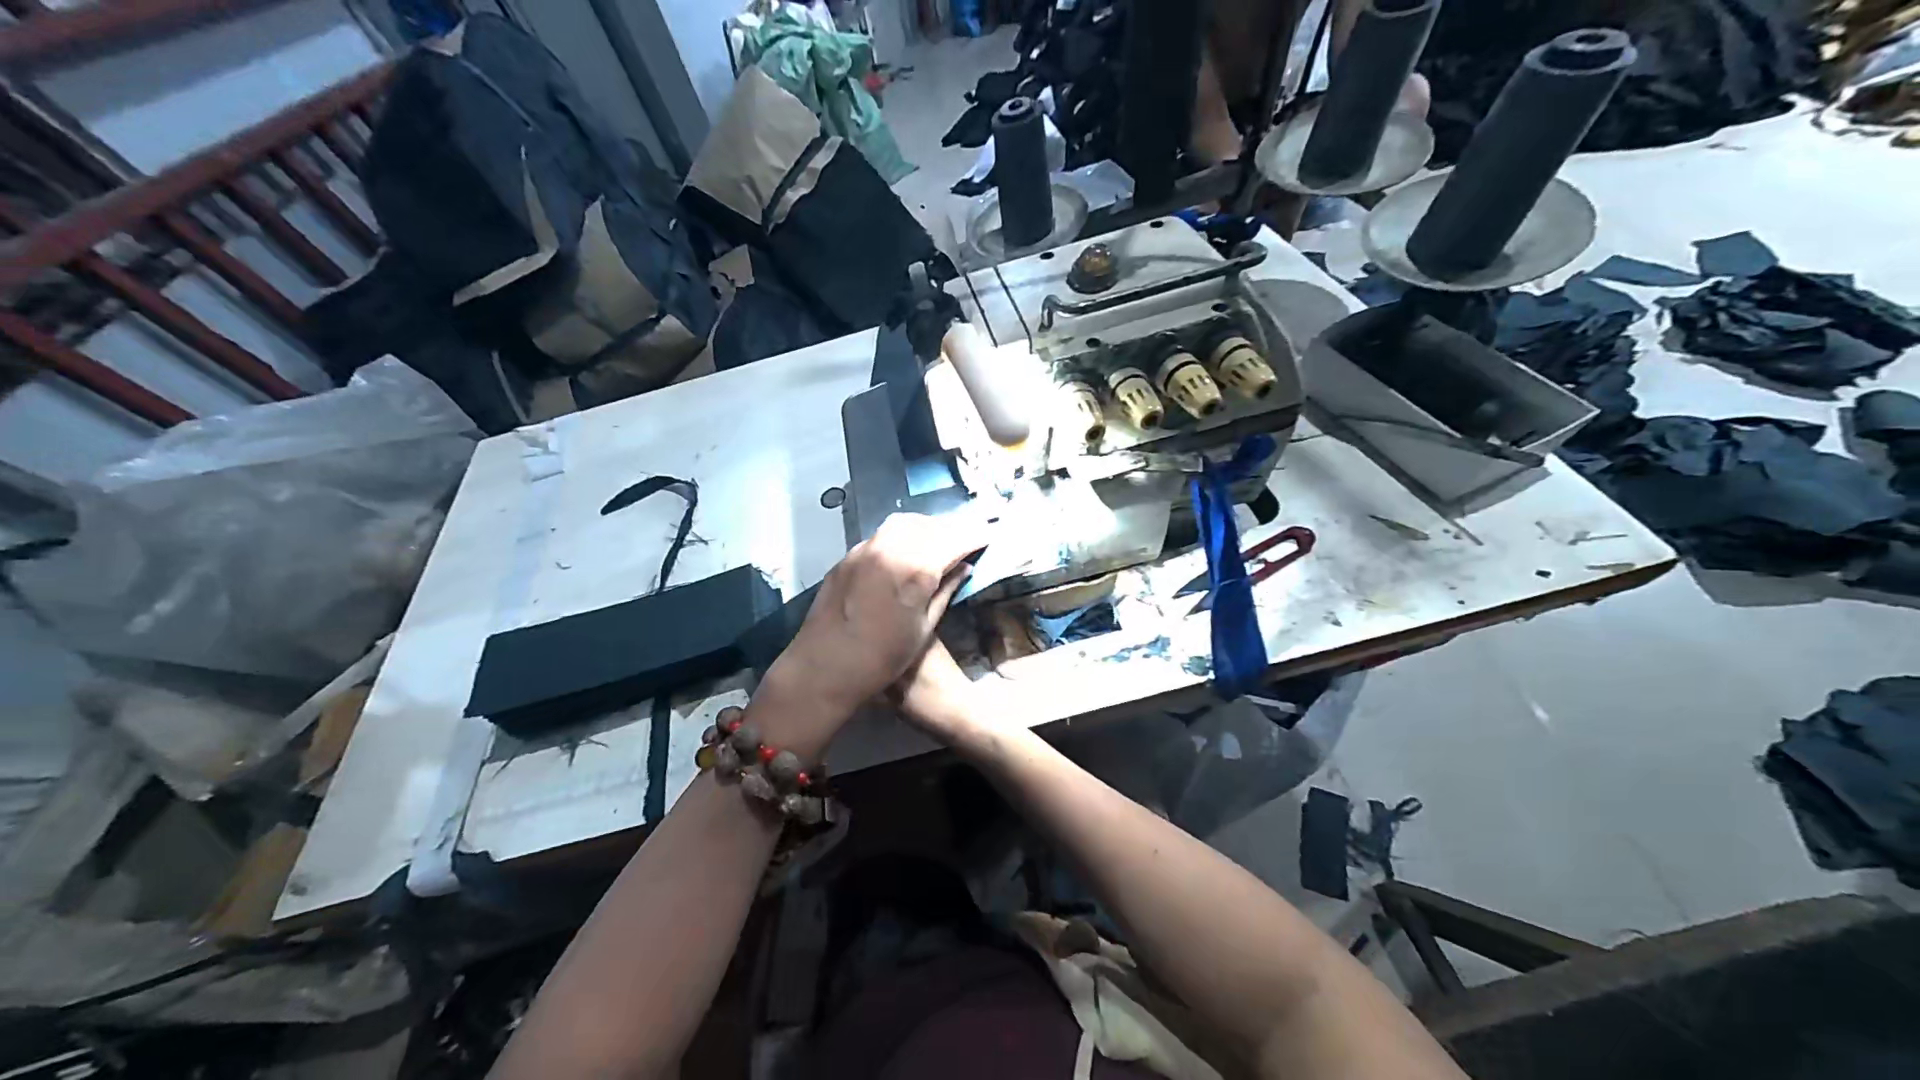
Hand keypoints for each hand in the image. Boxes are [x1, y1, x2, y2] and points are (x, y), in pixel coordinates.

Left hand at [759, 513, 985, 746]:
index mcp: (914, 570)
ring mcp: (864, 550)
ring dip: (925, 528)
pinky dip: (901, 535)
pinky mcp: (848, 556)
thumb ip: (945, 591)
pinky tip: (906, 551)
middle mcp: (890, 549)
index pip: (953, 540)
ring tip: (937, 542)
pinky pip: (881, 534)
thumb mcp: (923, 628)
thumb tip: (963, 567)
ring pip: (903, 523)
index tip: (987, 537)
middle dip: (951, 530)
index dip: (973, 537)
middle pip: (929, 526)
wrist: (824, 667)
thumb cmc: (881, 658)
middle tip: (965, 541)